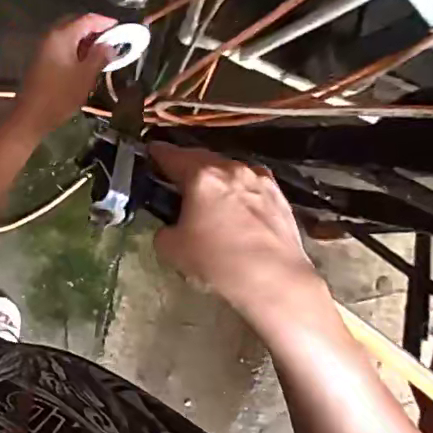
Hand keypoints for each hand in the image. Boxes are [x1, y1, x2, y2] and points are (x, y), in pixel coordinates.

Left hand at [10, 13, 116, 136]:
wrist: (31, 116)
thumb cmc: (60, 95)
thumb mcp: (85, 76)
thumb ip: (99, 57)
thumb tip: (109, 45)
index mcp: (61, 36)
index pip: (87, 19)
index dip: (105, 22)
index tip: (120, 28)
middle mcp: (50, 37)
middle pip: (75, 24)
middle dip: (94, 29)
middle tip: (110, 39)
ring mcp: (43, 48)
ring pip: (68, 36)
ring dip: (84, 40)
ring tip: (101, 51)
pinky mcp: (40, 61)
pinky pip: (61, 47)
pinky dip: (74, 49)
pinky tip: (84, 61)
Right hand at [147, 142, 320, 312]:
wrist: (275, 280)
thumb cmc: (218, 261)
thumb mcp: (172, 249)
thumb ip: (164, 230)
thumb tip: (171, 228)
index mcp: (201, 176)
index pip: (172, 156)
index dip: (157, 153)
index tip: (151, 152)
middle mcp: (232, 169)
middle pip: (202, 159)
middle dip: (187, 165)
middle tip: (175, 176)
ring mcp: (260, 180)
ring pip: (230, 171)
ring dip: (216, 178)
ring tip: (208, 195)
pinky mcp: (280, 197)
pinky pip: (250, 186)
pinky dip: (238, 192)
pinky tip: (237, 210)